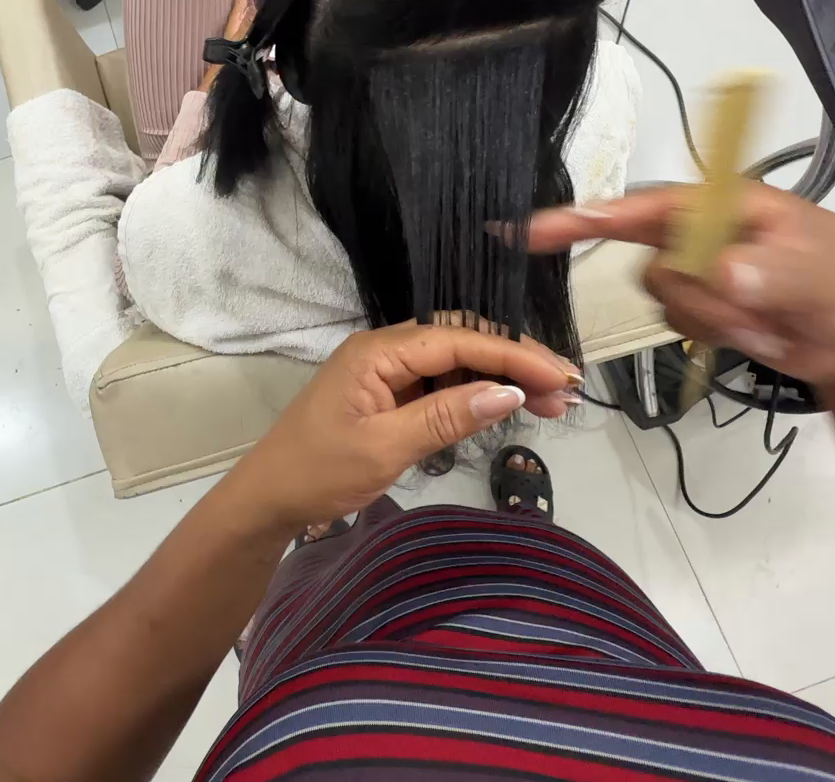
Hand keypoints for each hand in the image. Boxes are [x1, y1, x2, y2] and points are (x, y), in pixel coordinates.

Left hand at [221, 322, 579, 529]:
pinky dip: (474, 394)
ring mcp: (385, 371)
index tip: (559, 377)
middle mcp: (384, 349)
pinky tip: (504, 408)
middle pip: (460, 341)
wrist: (269, 495)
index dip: (512, 355)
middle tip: (564, 391)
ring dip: (499, 378)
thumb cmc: (319, 471)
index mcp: (378, 351)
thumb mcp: (386, 447)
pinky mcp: (387, 393)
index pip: (458, 339)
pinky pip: (439, 383)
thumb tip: (509, 392)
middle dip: (514, 361)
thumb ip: (447, 416)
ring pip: (454, 361)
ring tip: (549, 404)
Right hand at [527, 183, 834, 384]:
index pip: (642, 206)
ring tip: (767, 324)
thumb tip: (722, 272)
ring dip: (713, 321)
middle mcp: (702, 234)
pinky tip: (758, 333)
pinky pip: (677, 322)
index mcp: (724, 205)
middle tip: (751, 315)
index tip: (533, 231)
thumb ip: (772, 271)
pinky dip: (716, 335)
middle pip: (650, 264)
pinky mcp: (703, 308)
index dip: (584, 216)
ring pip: (663, 299)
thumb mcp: (824, 274)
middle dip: (697, 298)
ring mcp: (700, 272)